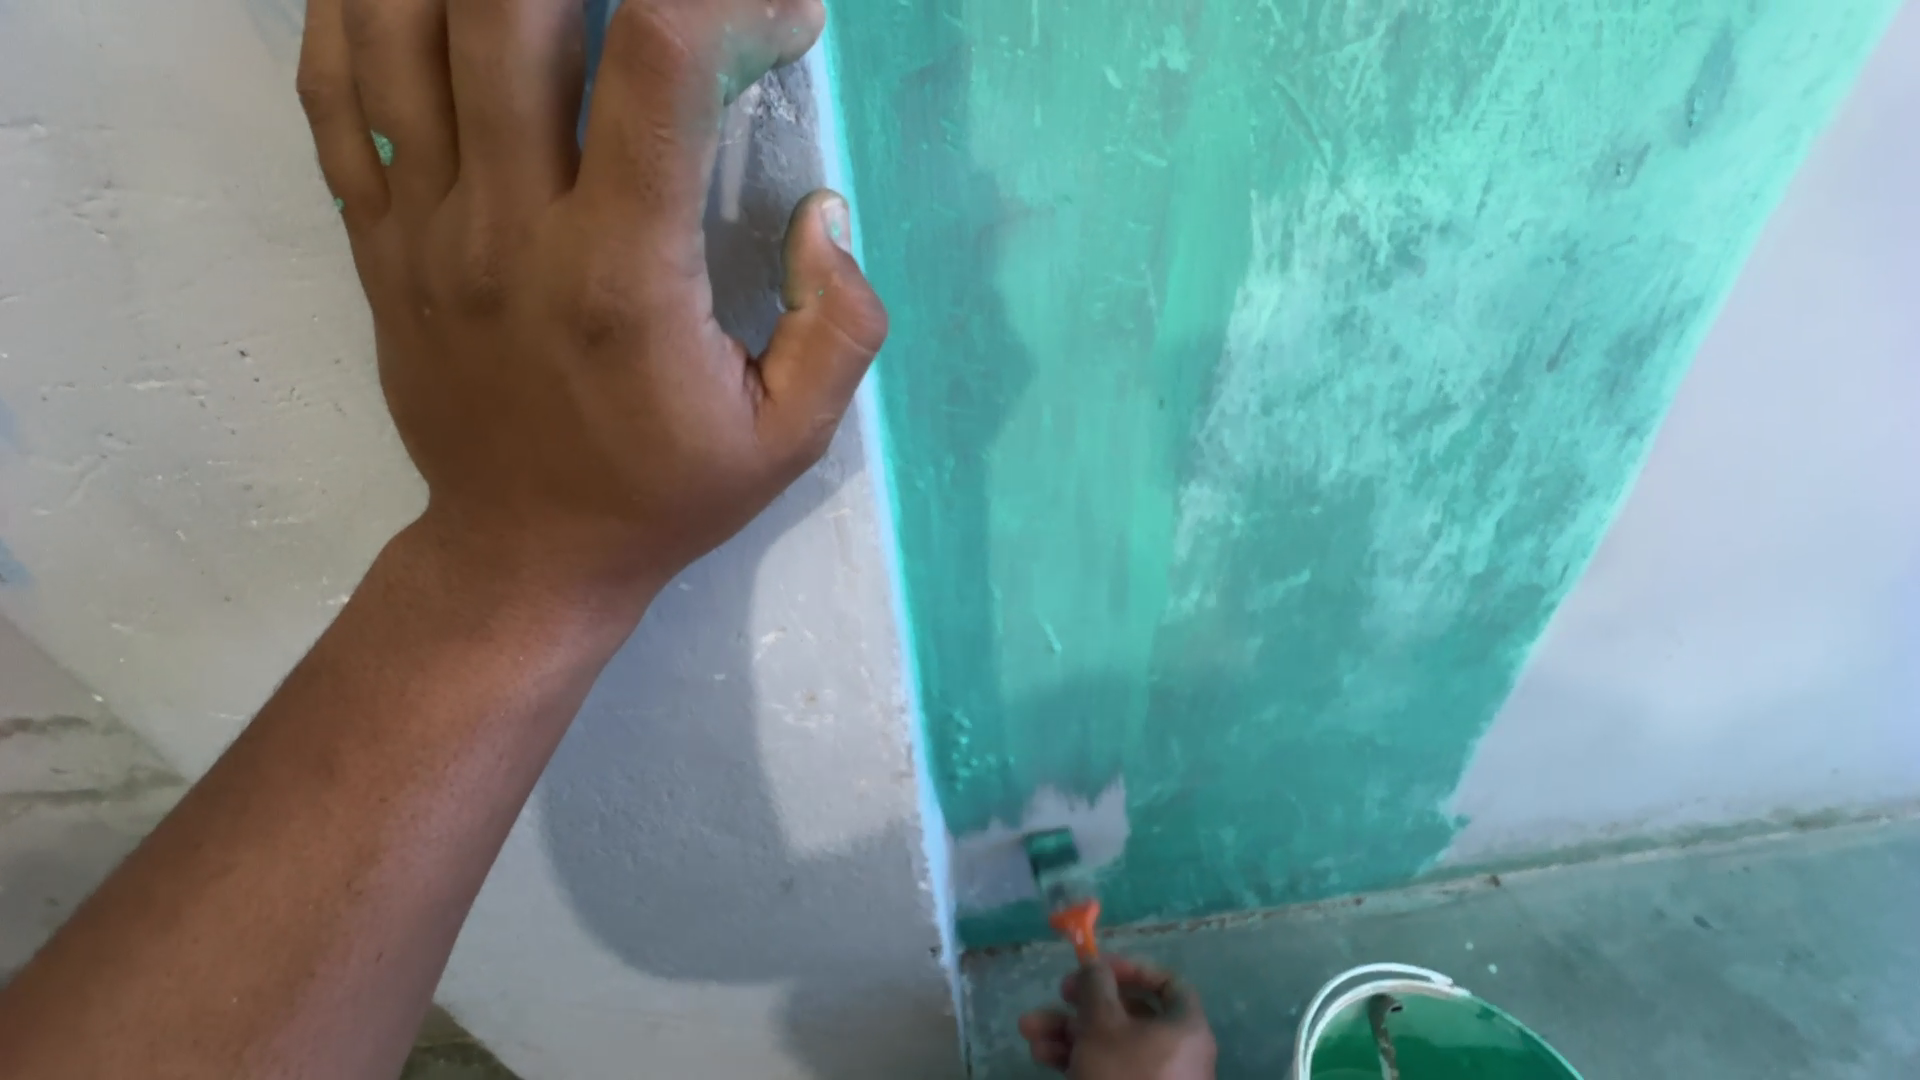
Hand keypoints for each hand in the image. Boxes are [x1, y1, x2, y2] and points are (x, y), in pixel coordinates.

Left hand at [297, 0, 887, 603]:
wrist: (532, 553)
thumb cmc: (670, 494)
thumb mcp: (793, 437)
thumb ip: (838, 328)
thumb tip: (824, 213)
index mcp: (628, 276)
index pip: (661, 68)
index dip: (731, 2)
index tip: (784, 16)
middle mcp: (513, 229)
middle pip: (512, 7)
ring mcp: (425, 229)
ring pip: (404, 22)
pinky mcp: (378, 243)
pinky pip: (332, 87)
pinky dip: (362, 8)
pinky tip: (426, 1)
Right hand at [1019, 957, 1217, 1079]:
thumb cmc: (1123, 1079)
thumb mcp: (1101, 1023)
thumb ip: (1095, 985)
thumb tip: (1094, 965)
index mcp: (1185, 1029)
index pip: (1166, 983)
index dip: (1131, 968)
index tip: (1096, 966)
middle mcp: (1176, 1054)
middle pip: (1128, 1013)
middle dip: (1084, 1003)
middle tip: (1059, 993)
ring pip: (1110, 1043)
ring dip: (1069, 1031)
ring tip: (1029, 1029)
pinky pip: (1107, 1070)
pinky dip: (1077, 1059)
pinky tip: (1040, 1055)